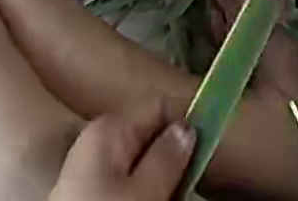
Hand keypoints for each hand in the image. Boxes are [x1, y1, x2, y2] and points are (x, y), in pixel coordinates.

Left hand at [48, 101, 195, 200]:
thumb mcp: (144, 193)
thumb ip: (168, 156)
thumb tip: (187, 127)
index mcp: (109, 128)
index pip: (159, 106)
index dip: (185, 123)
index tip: (206, 148)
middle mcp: (100, 143)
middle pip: (153, 142)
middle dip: (174, 164)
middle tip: (185, 189)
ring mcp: (93, 174)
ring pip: (144, 171)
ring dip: (162, 187)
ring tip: (169, 200)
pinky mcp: (91, 197)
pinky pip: (129, 190)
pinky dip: (144, 198)